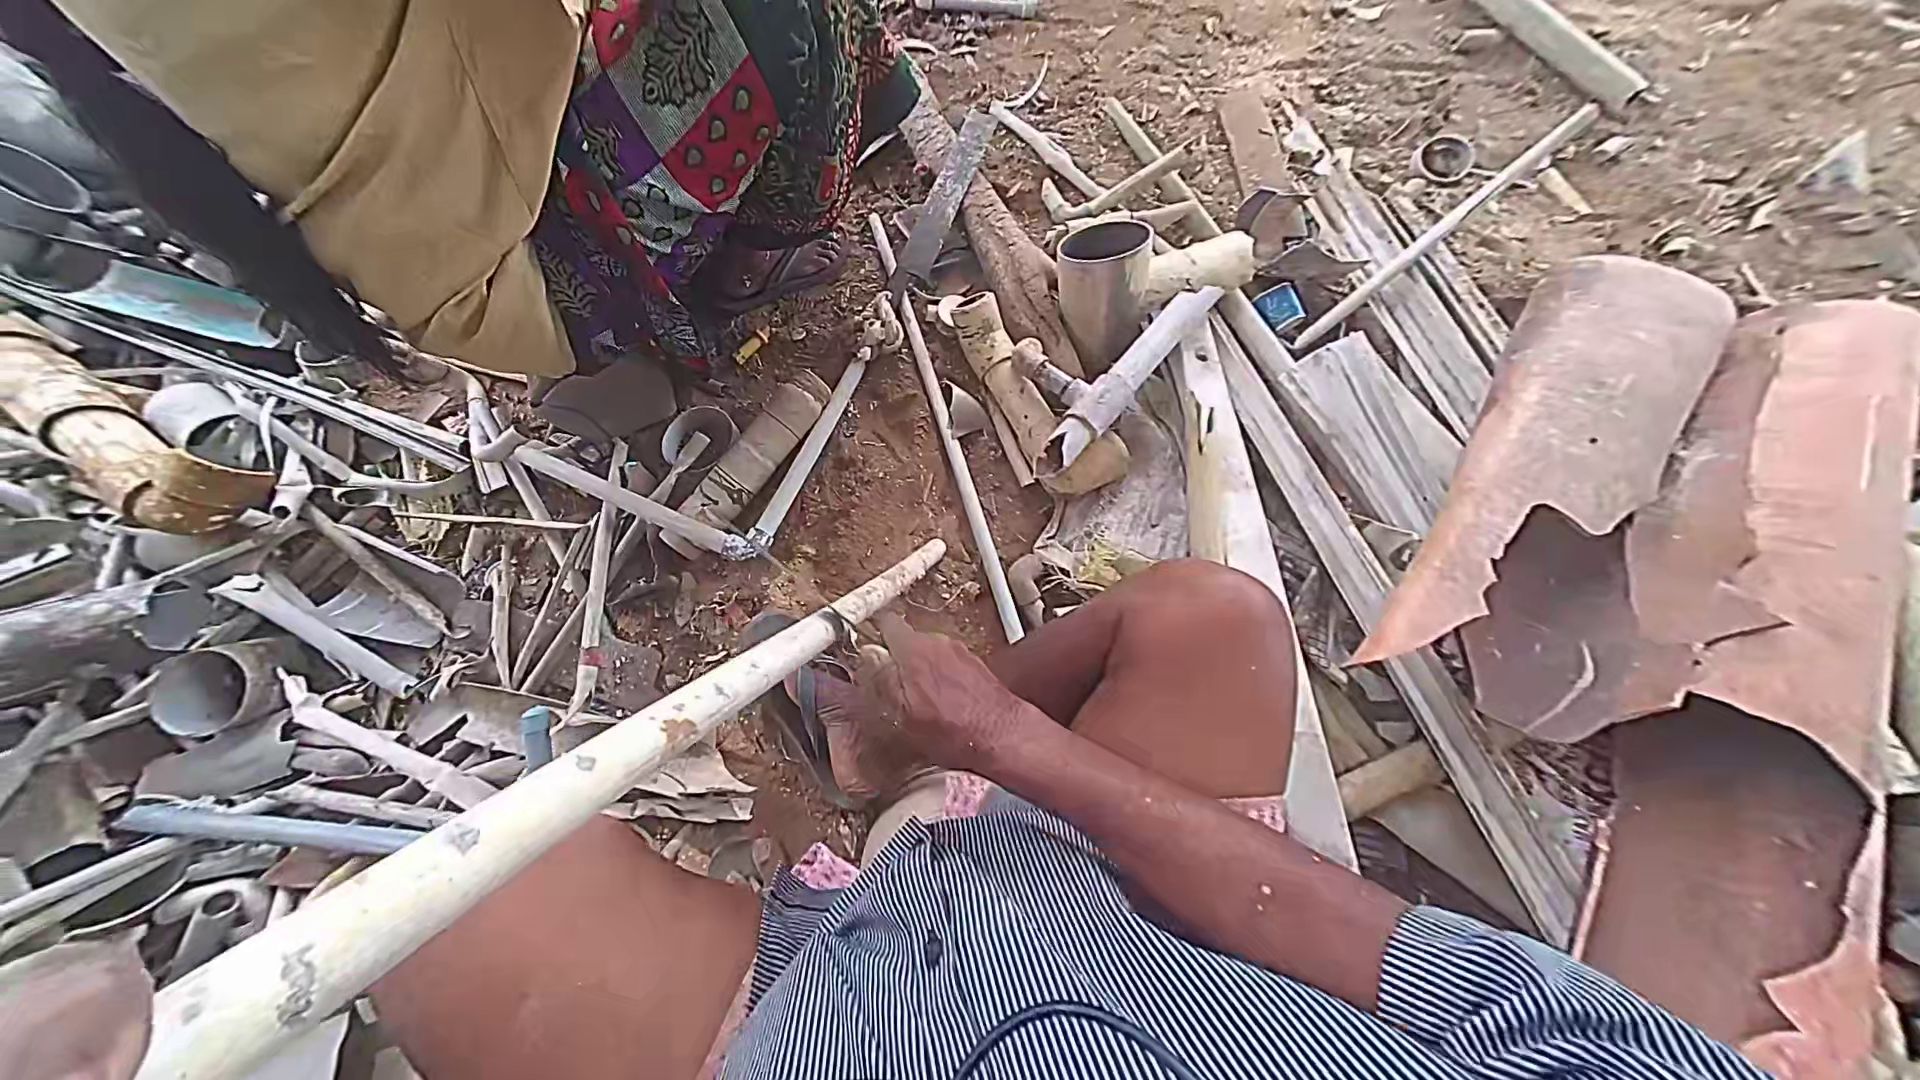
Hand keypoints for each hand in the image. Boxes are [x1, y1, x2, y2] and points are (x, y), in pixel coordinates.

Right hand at [869, 611, 1050, 774]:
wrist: (1003, 735)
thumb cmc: (954, 730)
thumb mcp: (902, 713)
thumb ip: (880, 679)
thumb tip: (865, 655)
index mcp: (915, 649)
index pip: (887, 622)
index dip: (873, 634)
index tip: (865, 650)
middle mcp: (938, 641)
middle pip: (906, 639)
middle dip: (895, 659)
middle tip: (888, 688)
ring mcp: (959, 651)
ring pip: (927, 652)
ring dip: (918, 670)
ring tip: (917, 702)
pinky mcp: (974, 663)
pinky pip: (946, 663)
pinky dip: (939, 677)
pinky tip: (941, 704)